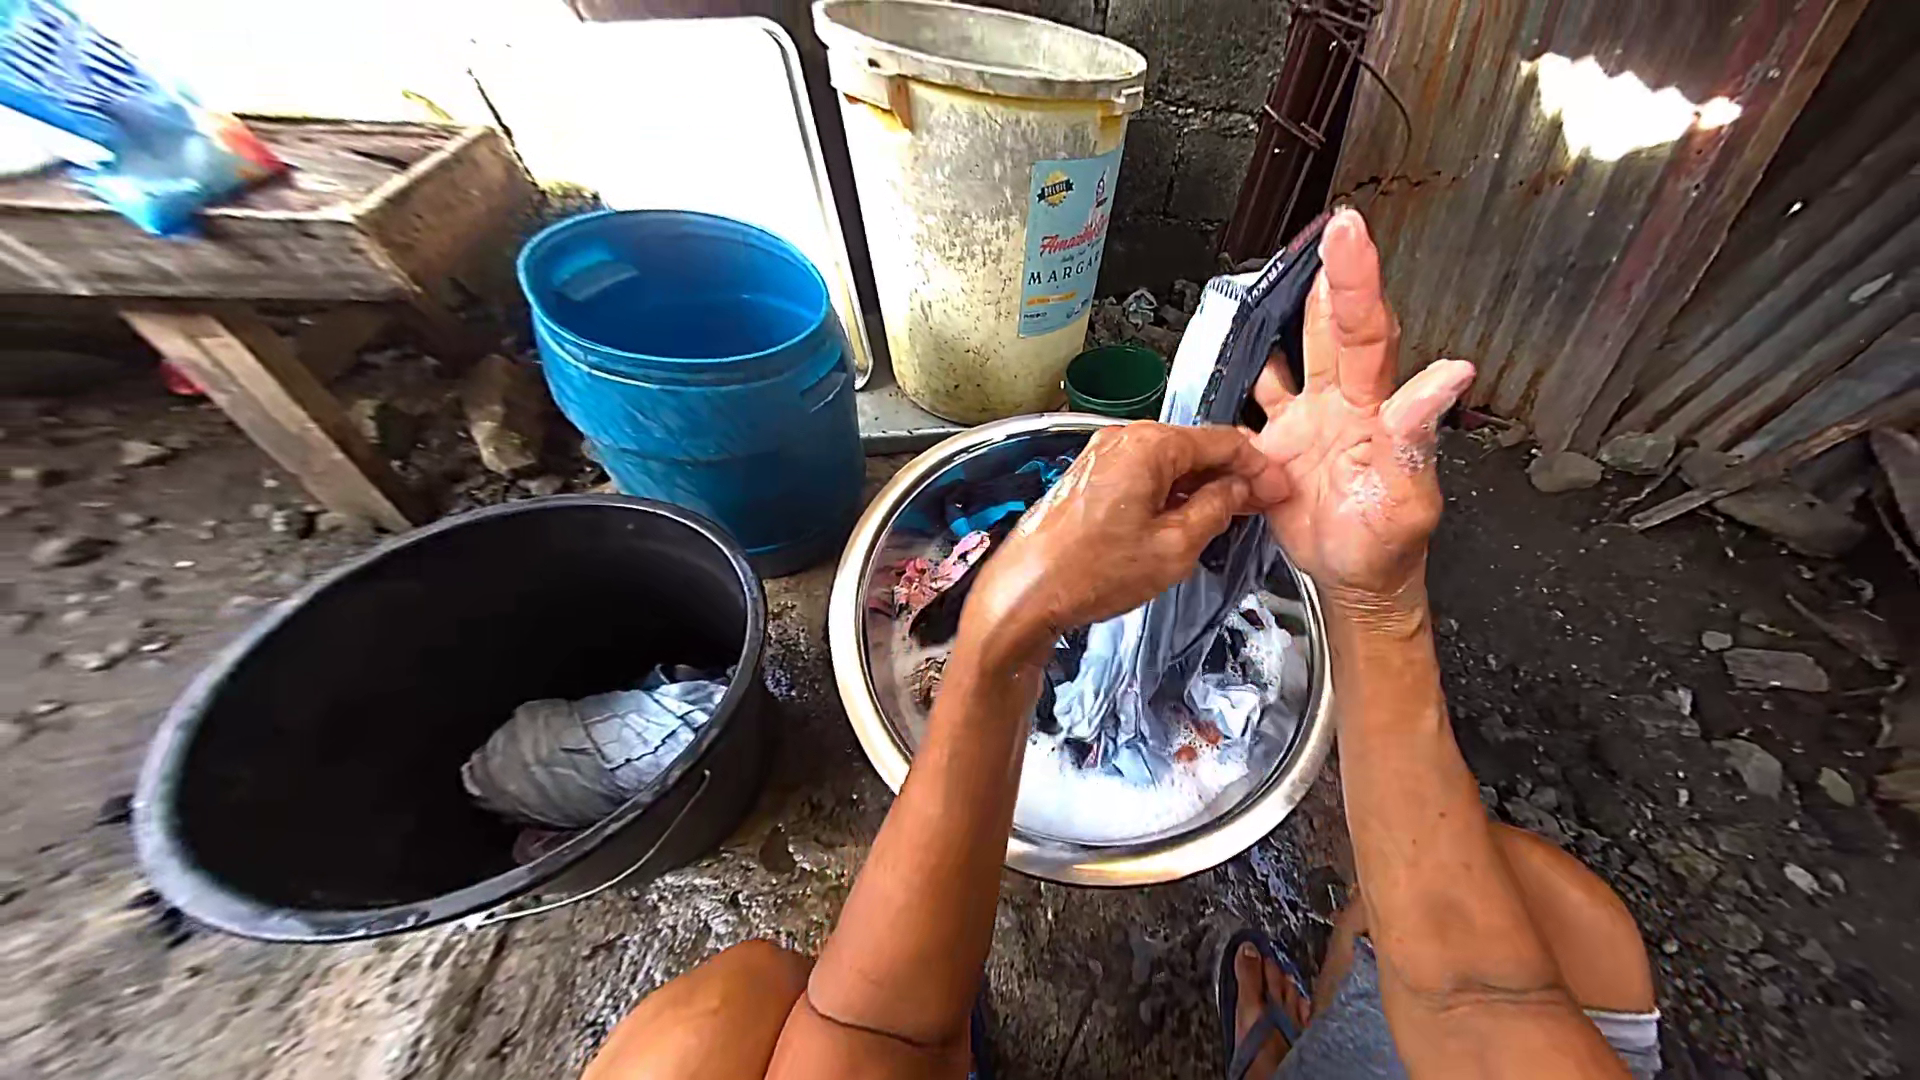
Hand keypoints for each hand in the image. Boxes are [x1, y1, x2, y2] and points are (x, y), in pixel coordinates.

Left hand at [963, 423, 1285, 662]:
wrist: (1026, 592)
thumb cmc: (1088, 572)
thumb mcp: (1173, 546)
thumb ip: (1215, 509)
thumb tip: (1236, 489)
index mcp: (1147, 446)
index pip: (1222, 441)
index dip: (1257, 466)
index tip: (1276, 488)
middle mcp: (1119, 441)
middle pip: (1192, 448)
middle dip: (1227, 476)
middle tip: (1255, 505)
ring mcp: (1098, 459)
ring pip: (1165, 464)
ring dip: (1196, 487)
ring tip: (1221, 519)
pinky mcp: (1086, 479)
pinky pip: (1139, 477)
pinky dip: (1165, 494)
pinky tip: (1180, 519)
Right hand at [1251, 208, 1474, 626]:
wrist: (1349, 574)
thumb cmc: (1383, 544)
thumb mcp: (1406, 497)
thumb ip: (1417, 437)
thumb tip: (1448, 379)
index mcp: (1373, 413)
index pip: (1369, 335)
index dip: (1359, 285)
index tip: (1352, 239)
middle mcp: (1342, 409)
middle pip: (1337, 334)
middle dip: (1335, 281)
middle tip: (1333, 231)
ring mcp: (1307, 426)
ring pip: (1298, 360)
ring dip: (1292, 320)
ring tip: (1285, 279)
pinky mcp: (1277, 447)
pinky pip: (1264, 403)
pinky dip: (1253, 378)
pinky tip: (1247, 354)